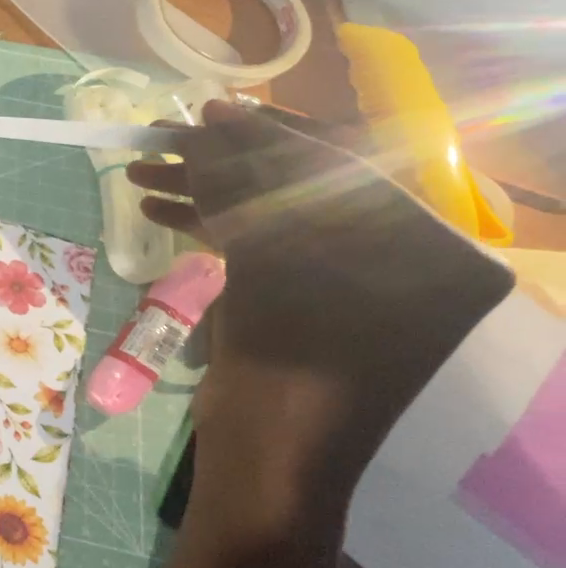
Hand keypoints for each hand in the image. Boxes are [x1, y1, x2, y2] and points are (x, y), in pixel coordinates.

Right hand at [127, 101, 513, 505]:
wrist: (269, 456)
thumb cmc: (287, 361)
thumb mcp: (263, 262)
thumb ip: (240, 185)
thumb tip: (209, 119)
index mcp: (427, 252)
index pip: (342, 166)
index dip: (266, 134)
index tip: (204, 111)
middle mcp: (401, 262)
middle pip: (299, 189)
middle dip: (224, 163)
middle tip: (164, 141)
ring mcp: (352, 284)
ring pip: (269, 216)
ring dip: (204, 193)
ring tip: (139, 173)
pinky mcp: (308, 302)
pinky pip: (261, 249)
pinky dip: (209, 227)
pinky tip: (154, 210)